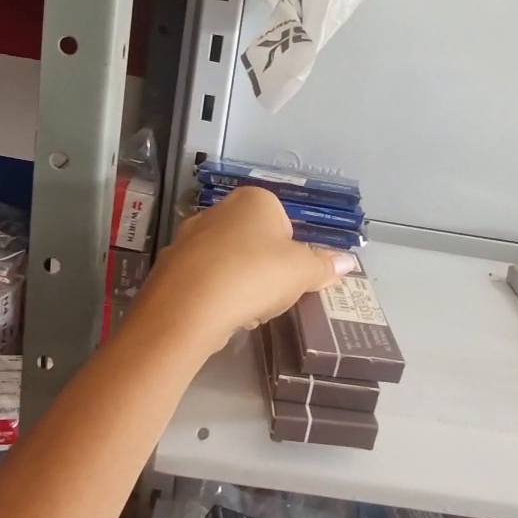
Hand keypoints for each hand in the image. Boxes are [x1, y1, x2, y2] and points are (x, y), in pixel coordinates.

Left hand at [127, 187, 354, 357]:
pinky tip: (221, 316)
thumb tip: (347, 261)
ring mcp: (189, 238)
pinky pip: (205, 283)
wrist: (190, 306)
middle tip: (272, 296)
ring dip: (241, 287)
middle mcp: (218, 210)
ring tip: (246, 310)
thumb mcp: (303, 272)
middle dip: (265, 271)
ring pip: (229, 265)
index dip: (291, 253)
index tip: (291, 277)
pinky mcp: (170, 268)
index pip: (283, 223)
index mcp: (253, 200)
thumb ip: (324, 266)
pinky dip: (216, 299)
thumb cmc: (256, 274)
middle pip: (254, 244)